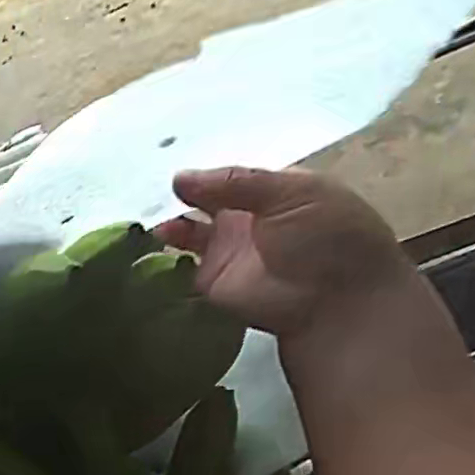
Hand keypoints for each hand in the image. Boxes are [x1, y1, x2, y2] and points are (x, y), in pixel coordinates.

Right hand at [157, 167, 421, 340]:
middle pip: (202, 203)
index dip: (201, 176)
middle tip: (148, 199)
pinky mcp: (206, 279)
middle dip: (177, 199)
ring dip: (167, 226)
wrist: (329, 298)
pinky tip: (145, 248)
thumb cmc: (324, 235)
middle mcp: (244, 218)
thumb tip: (177, 178)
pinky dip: (160, 257)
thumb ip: (234, 184)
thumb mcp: (289, 194)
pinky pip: (177, 265)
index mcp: (270, 190)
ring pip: (186, 231)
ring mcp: (223, 249)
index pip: (227, 178)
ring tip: (145, 224)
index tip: (173, 179)